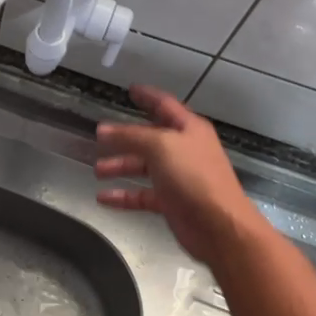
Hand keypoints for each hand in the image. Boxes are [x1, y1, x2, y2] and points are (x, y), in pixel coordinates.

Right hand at [95, 85, 264, 262]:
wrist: (218, 225)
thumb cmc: (193, 177)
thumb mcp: (160, 146)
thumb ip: (130, 136)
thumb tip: (102, 130)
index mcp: (188, 129)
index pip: (164, 105)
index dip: (147, 96)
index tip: (130, 89)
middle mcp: (184, 150)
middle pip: (149, 138)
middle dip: (124, 138)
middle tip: (98, 137)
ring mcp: (178, 177)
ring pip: (143, 167)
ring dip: (120, 166)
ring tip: (97, 170)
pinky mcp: (171, 202)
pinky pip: (142, 195)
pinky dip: (123, 195)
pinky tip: (103, 198)